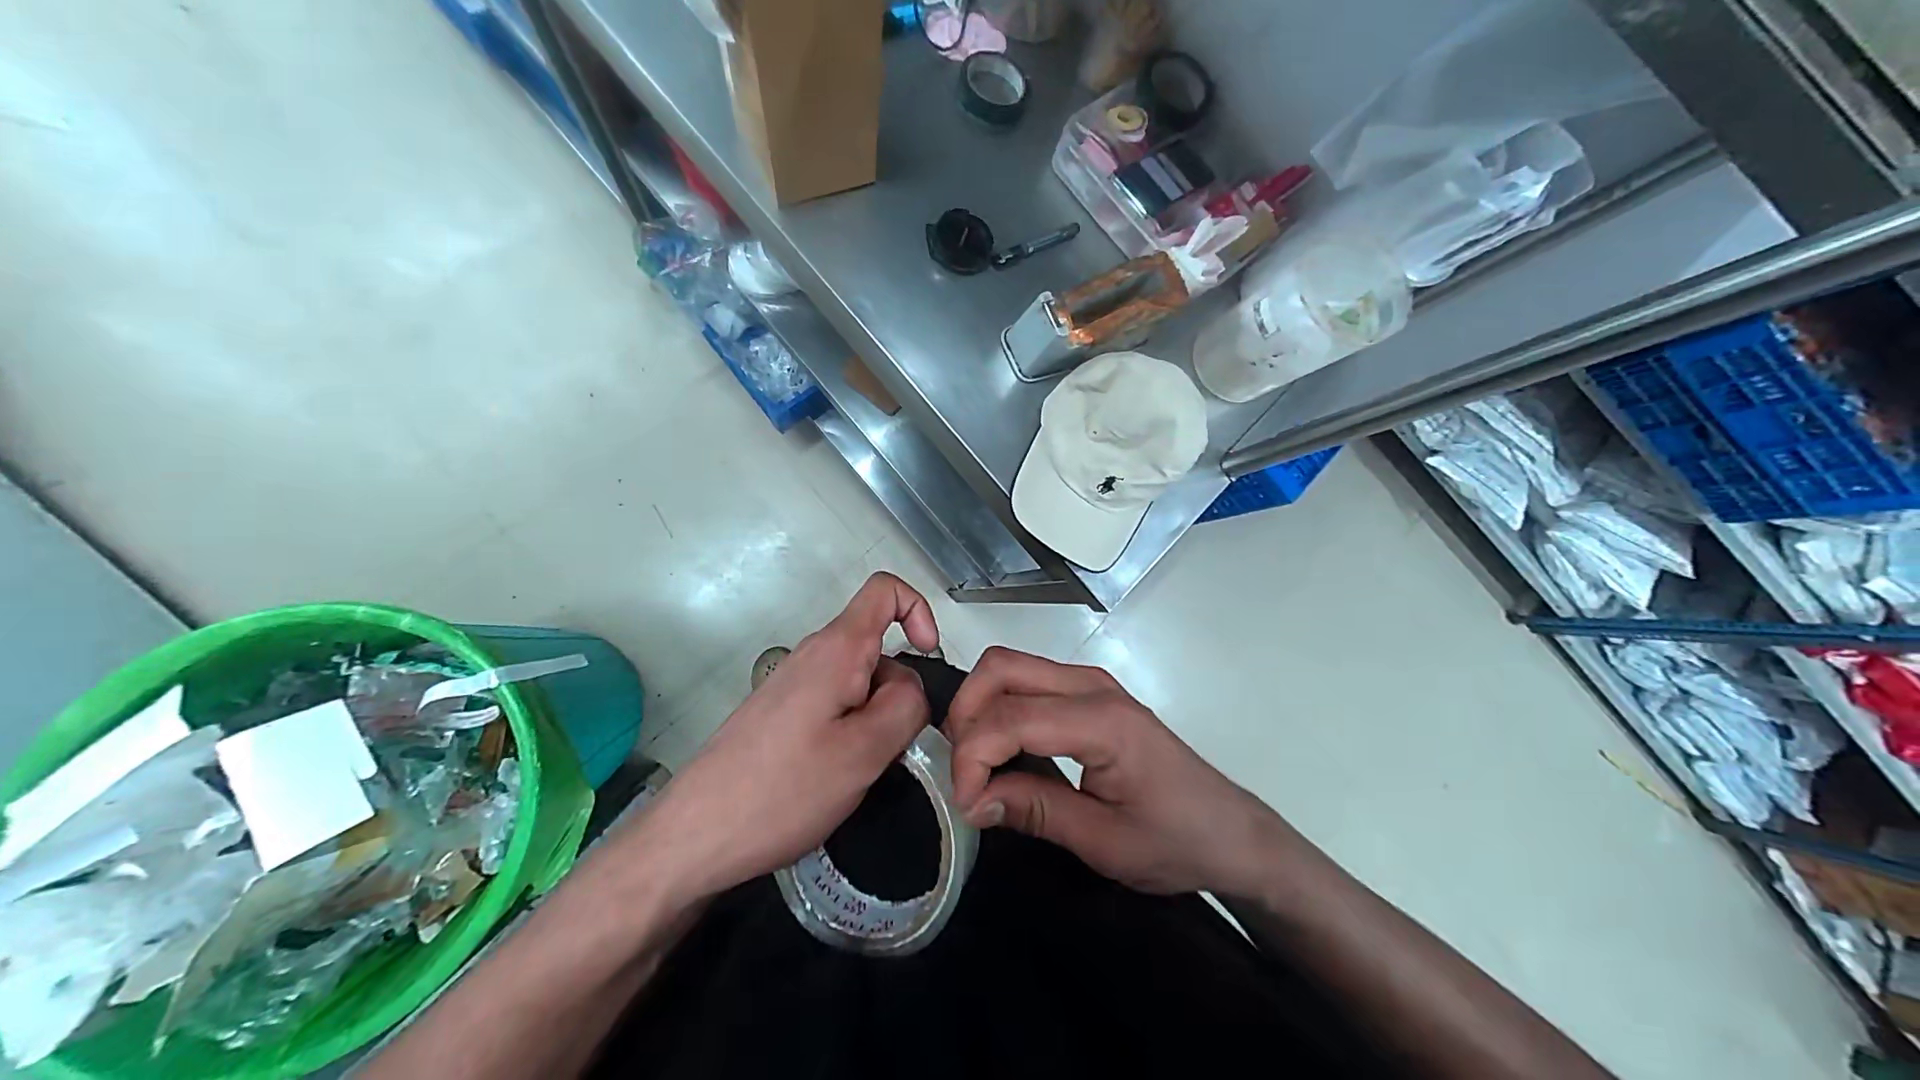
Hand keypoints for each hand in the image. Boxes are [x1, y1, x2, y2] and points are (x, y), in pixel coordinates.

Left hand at [627, 573, 940, 904]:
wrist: (695, 835)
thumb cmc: (782, 791)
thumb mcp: (865, 751)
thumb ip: (906, 706)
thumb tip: (912, 687)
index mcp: (835, 650)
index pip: (884, 591)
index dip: (918, 610)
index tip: (928, 657)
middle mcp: (811, 656)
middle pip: (876, 648)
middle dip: (898, 690)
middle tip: (889, 748)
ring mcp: (792, 686)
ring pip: (857, 683)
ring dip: (874, 719)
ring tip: (857, 770)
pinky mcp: (780, 714)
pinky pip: (833, 706)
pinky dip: (850, 733)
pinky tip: (832, 777)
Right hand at [945, 647, 1293, 897]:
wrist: (1233, 835)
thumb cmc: (1177, 842)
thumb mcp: (1103, 842)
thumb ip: (1034, 810)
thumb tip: (972, 800)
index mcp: (1102, 722)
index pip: (1010, 718)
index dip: (972, 758)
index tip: (965, 804)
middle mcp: (1094, 686)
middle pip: (1001, 669)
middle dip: (966, 715)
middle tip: (962, 773)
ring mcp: (1093, 684)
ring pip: (1011, 668)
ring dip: (980, 707)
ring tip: (976, 764)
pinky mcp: (1092, 694)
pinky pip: (1030, 682)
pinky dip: (1001, 707)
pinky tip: (1002, 750)